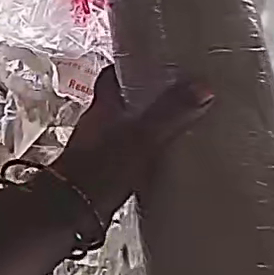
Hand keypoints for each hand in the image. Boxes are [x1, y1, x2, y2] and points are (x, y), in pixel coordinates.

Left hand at [51, 68, 212, 219]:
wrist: (71, 212)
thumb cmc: (102, 168)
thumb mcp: (143, 137)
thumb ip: (170, 113)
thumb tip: (202, 87)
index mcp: (103, 107)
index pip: (111, 76)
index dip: (126, 67)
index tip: (149, 62)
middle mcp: (97, 125)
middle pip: (118, 103)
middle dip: (141, 99)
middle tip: (171, 98)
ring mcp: (96, 150)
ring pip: (121, 130)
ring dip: (141, 128)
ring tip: (172, 130)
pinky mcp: (101, 175)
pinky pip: (124, 156)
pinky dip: (140, 155)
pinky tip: (157, 165)